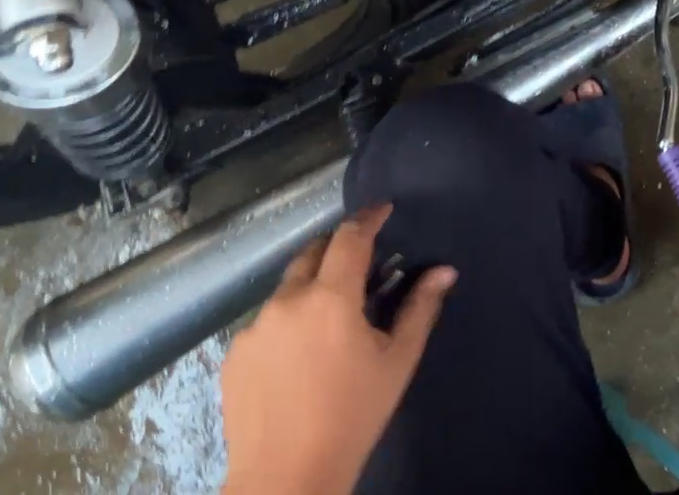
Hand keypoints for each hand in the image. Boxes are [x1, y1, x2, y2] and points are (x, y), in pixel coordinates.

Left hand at [220, 206, 455, 494]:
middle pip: (313, 254)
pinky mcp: (233, 355)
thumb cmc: (352, 415)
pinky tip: (299, 358)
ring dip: (311, 290)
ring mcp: (254, 328)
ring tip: (329, 322)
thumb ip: (420, 309)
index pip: (349, 237)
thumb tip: (445, 271)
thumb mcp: (397, 362)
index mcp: (331, 298)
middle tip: (360, 264)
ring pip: (287, 290)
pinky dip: (287, 323)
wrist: (285, 479)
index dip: (368, 218)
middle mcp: (287, 301)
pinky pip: (265, 323)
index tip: (382, 209)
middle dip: (337, 249)